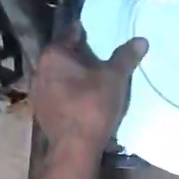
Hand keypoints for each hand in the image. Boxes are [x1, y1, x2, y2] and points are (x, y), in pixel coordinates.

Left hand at [33, 23, 147, 153]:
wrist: (74, 147)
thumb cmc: (92, 106)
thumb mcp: (114, 78)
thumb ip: (126, 57)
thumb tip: (141, 40)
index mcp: (54, 54)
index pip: (69, 34)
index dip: (82, 32)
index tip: (93, 32)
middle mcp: (39, 68)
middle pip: (61, 55)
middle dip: (77, 54)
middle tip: (95, 56)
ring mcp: (37, 91)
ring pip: (56, 74)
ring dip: (70, 74)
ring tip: (89, 77)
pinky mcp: (40, 110)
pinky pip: (55, 92)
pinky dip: (66, 90)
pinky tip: (79, 97)